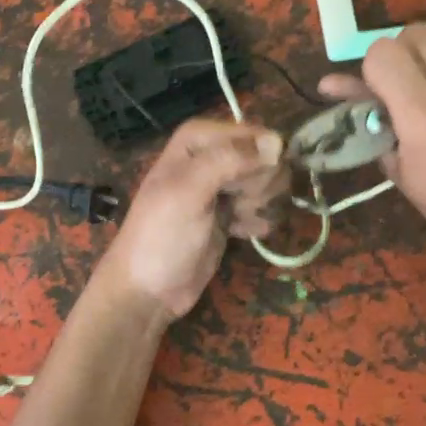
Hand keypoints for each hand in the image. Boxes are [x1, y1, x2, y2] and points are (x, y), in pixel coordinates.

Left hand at [91, 120, 287, 318]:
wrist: (148, 291)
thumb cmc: (162, 236)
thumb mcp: (190, 191)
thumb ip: (230, 160)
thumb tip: (277, 141)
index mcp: (195, 141)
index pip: (251, 135)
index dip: (257, 159)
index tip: (245, 185)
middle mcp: (211, 158)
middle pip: (263, 157)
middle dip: (259, 185)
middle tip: (237, 205)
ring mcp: (222, 188)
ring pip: (267, 182)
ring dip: (260, 204)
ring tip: (237, 220)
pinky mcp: (230, 215)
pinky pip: (262, 207)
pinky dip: (257, 221)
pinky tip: (242, 233)